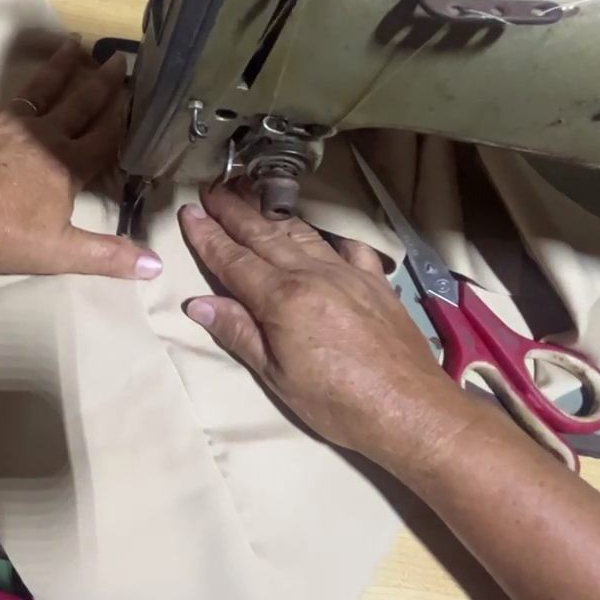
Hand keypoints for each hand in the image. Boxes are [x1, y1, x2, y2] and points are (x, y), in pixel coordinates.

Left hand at [0, 37, 161, 281]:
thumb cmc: (2, 235)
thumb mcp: (60, 252)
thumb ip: (108, 256)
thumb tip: (157, 267)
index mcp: (66, 165)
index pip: (104, 138)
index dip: (124, 118)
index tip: (140, 93)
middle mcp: (40, 136)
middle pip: (77, 106)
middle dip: (100, 83)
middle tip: (118, 58)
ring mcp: (3, 126)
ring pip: (35, 91)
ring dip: (55, 68)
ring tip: (72, 43)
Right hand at [179, 184, 484, 467]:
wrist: (410, 410)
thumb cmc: (336, 402)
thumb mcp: (275, 375)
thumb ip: (238, 332)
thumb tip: (199, 304)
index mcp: (283, 299)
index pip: (234, 260)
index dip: (208, 236)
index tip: (189, 212)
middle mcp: (314, 275)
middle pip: (264, 236)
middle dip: (234, 212)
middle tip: (212, 189)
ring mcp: (348, 275)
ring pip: (302, 234)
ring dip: (272, 214)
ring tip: (251, 197)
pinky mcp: (375, 283)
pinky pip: (348, 249)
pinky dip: (328, 238)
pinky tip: (322, 235)